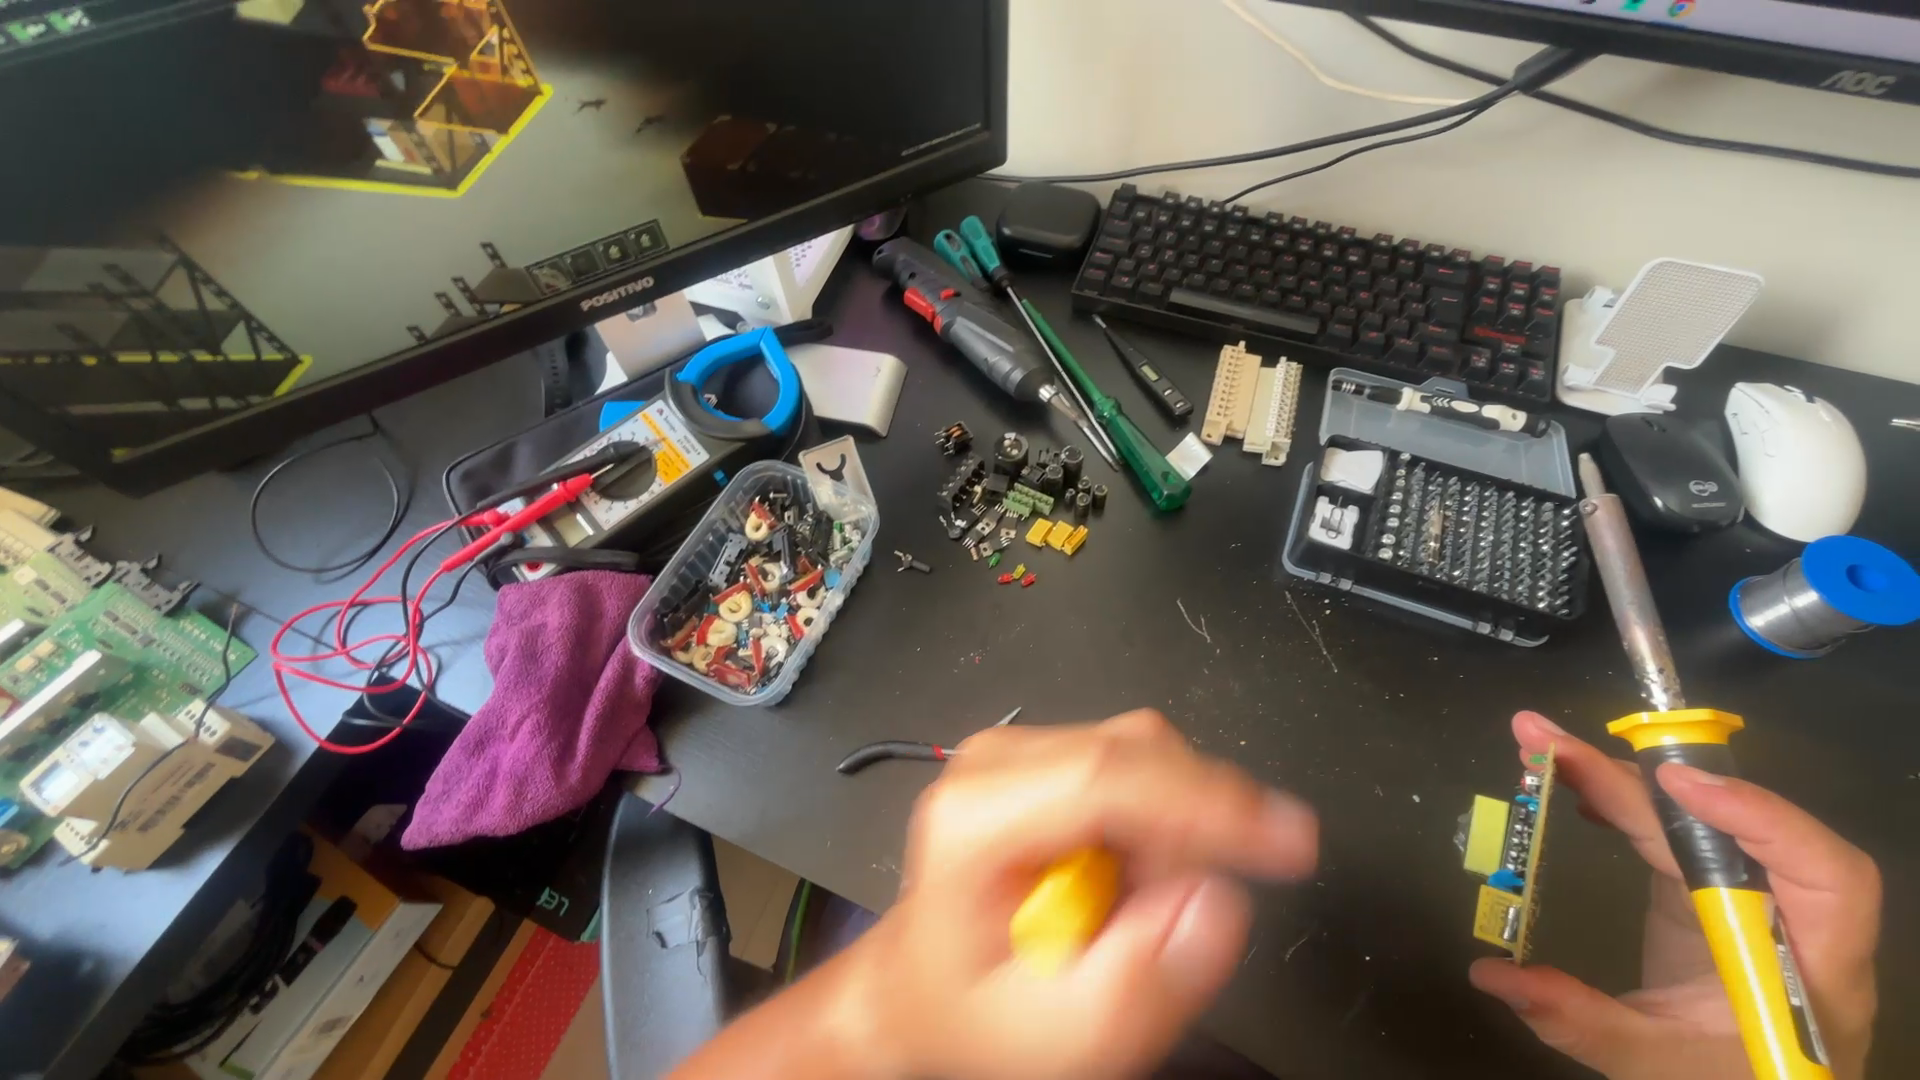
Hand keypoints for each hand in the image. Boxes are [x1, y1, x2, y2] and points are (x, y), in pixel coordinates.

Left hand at [839, 709, 1318, 1079]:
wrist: (924, 981)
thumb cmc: (975, 1012)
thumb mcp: (1057, 1037)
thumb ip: (1142, 981)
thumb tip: (1219, 901)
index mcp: (975, 818)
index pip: (1104, 777)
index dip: (1206, 800)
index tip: (1290, 841)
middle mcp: (993, 762)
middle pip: (1133, 755)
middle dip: (1196, 827)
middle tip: (1179, 912)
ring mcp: (1016, 750)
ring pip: (1142, 752)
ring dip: (1176, 827)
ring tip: (1136, 906)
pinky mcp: (1041, 755)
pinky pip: (1133, 763)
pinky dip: (1159, 820)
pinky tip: (1128, 875)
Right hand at [1468, 711, 1880, 1079]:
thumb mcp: (1652, 1063)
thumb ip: (1579, 1019)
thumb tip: (1489, 972)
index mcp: (1805, 963)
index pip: (1823, 875)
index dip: (1759, 817)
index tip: (1673, 782)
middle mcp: (1780, 914)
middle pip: (1718, 826)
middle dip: (1629, 778)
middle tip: (1541, 742)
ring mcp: (1740, 898)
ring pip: (1685, 819)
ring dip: (1612, 777)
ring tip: (1537, 749)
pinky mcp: (1705, 895)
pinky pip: (1667, 833)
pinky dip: (1619, 802)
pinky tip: (1573, 792)